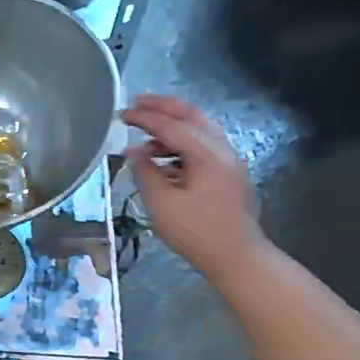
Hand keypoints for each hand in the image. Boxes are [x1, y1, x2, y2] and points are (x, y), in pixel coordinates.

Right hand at [121, 94, 264, 278]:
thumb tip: (133, 152)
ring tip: (145, 132)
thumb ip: (145, 173)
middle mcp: (223, 150)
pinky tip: (162, 155)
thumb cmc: (197, 233)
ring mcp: (228, 160)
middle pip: (192, 117)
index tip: (122, 114)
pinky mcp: (227, 172)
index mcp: (209, 155)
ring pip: (199, 129)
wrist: (237, 257)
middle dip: (164, 107)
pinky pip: (202, 145)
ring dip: (172, 125)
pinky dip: (181, 141)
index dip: (145, 118)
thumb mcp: (162, 205)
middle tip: (137, 102)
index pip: (173, 125)